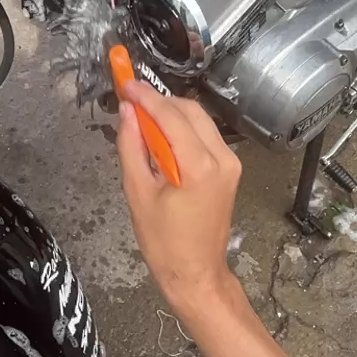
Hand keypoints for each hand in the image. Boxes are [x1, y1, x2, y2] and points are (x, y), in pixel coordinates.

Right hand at [113, 80, 243, 311]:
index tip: (125, 83)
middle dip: (159, 102)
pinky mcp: (230, 169)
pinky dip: (183, 129)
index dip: (146, 96)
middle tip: (131, 102)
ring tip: (142, 122)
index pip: (171, 116)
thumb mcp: (137, 193)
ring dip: (171, 114)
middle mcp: (222, 159)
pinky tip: (162, 140)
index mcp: (199, 167)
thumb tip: (127, 112)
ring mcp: (231, 163)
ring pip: (199, 120)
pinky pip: (205, 135)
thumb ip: (131, 147)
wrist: (197, 273)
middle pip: (189, 110)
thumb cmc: (164, 242)